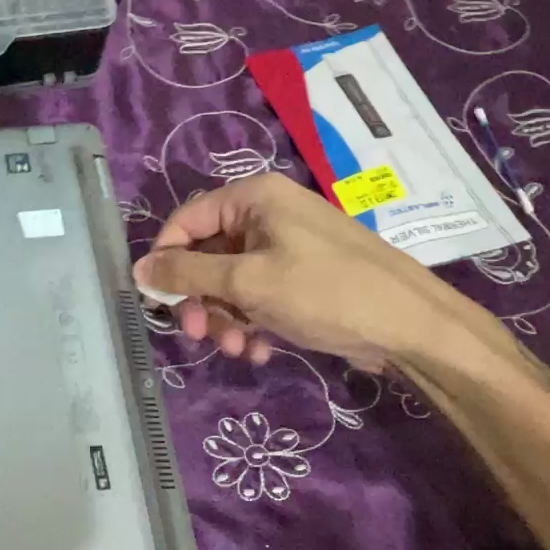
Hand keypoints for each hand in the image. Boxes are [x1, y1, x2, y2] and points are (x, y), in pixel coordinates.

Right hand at [132, 174, 485, 371]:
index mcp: (253, 198)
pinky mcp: (300, 278)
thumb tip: (138, 269)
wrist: (411, 327)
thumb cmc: (325, 292)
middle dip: (200, 299)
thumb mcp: (247, 282)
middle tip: (198, 334)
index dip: (166, 260)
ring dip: (224, 319)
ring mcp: (285, 247)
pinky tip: (260, 350)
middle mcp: (267, 215)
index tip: (158, 302)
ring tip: (237, 349)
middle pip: (206, 255)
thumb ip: (187, 274)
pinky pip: (256, 296)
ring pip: (229, 282)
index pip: (185, 220)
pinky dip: (250, 323)